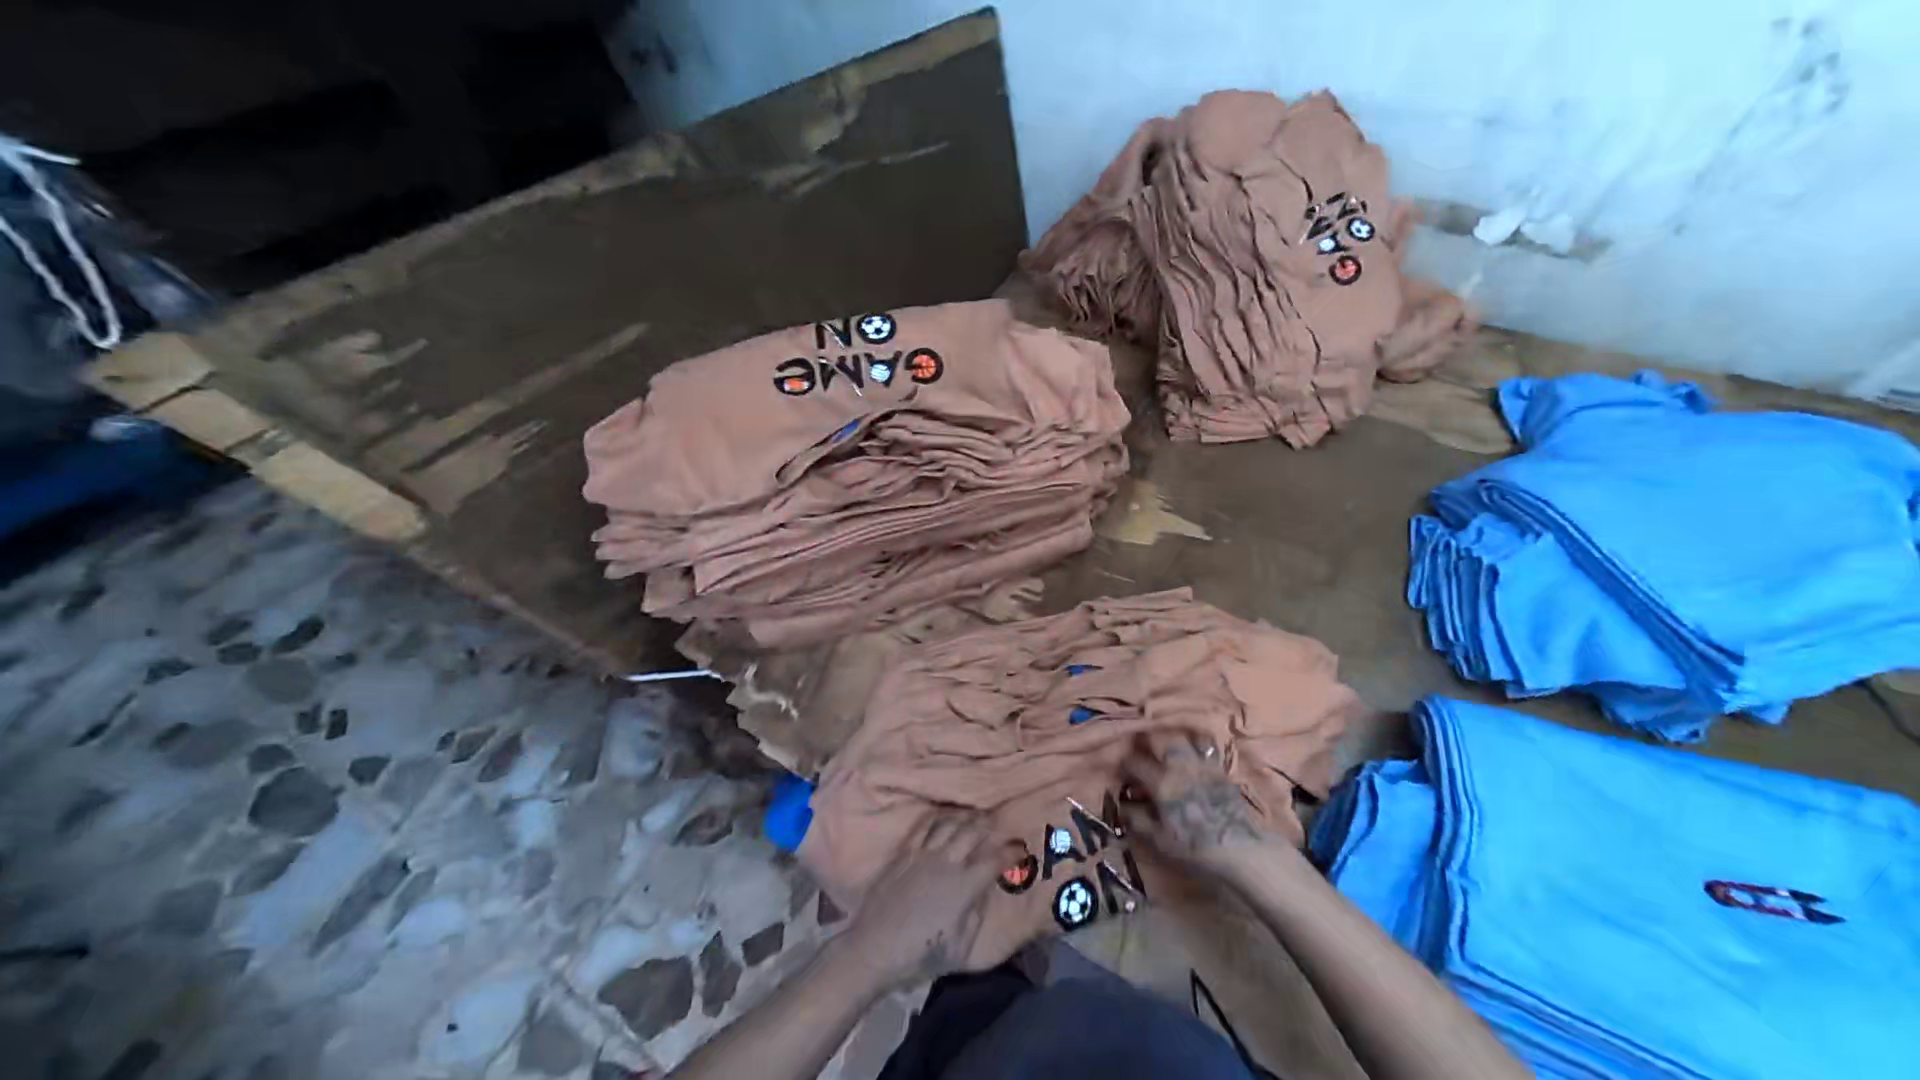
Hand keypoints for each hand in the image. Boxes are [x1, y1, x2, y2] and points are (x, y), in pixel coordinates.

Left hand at [834, 810, 1007, 990]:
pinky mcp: (904, 853)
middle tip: (999, 821)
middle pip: (973, 832)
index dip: (1011, 851)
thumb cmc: (920, 956)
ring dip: (966, 817)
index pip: (994, 860)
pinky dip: (938, 818)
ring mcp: (923, 854)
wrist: (874, 949)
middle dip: (990, 824)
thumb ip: (976, 915)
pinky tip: (944, 817)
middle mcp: (947, 863)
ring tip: (974, 816)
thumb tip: (983, 892)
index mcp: (964, 887)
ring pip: (950, 823)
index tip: (1019, 847)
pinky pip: (924, 827)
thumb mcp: (960, 948)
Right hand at [1120, 732, 1282, 885]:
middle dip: (1147, 741)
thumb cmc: (1196, 847)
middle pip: (1161, 739)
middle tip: (1142, 749)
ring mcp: (1203, 765)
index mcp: (1162, 782)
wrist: (1242, 849)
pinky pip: (1207, 748)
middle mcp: (1181, 767)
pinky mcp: (1221, 770)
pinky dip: (1196, 745)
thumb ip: (1138, 819)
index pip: (1134, 762)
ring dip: (1174, 739)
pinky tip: (1193, 755)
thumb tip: (1122, 805)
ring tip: (1169, 747)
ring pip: (1186, 738)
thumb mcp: (1159, 840)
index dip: (1124, 764)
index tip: (1122, 771)